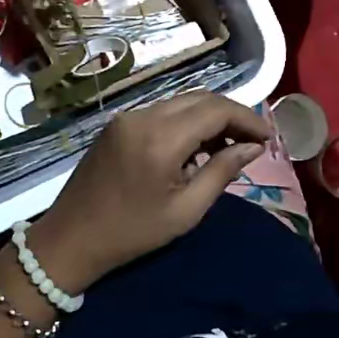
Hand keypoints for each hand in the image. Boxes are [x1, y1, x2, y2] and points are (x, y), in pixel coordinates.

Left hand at [29, 92, 271, 289]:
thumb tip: (253, 148)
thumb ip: (222, 172)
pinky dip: (186, 123)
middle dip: (231, 115)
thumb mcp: (186, 210)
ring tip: (227, 148)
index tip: (268, 138)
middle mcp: (143, 116)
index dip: (248, 119)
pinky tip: (195, 149)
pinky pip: (162, 112)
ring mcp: (127, 117)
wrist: (70, 239)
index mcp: (161, 138)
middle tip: (252, 142)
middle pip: (200, 98)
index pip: (217, 110)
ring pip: (181, 102)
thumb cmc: (132, 233)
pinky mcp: (117, 125)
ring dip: (209, 118)